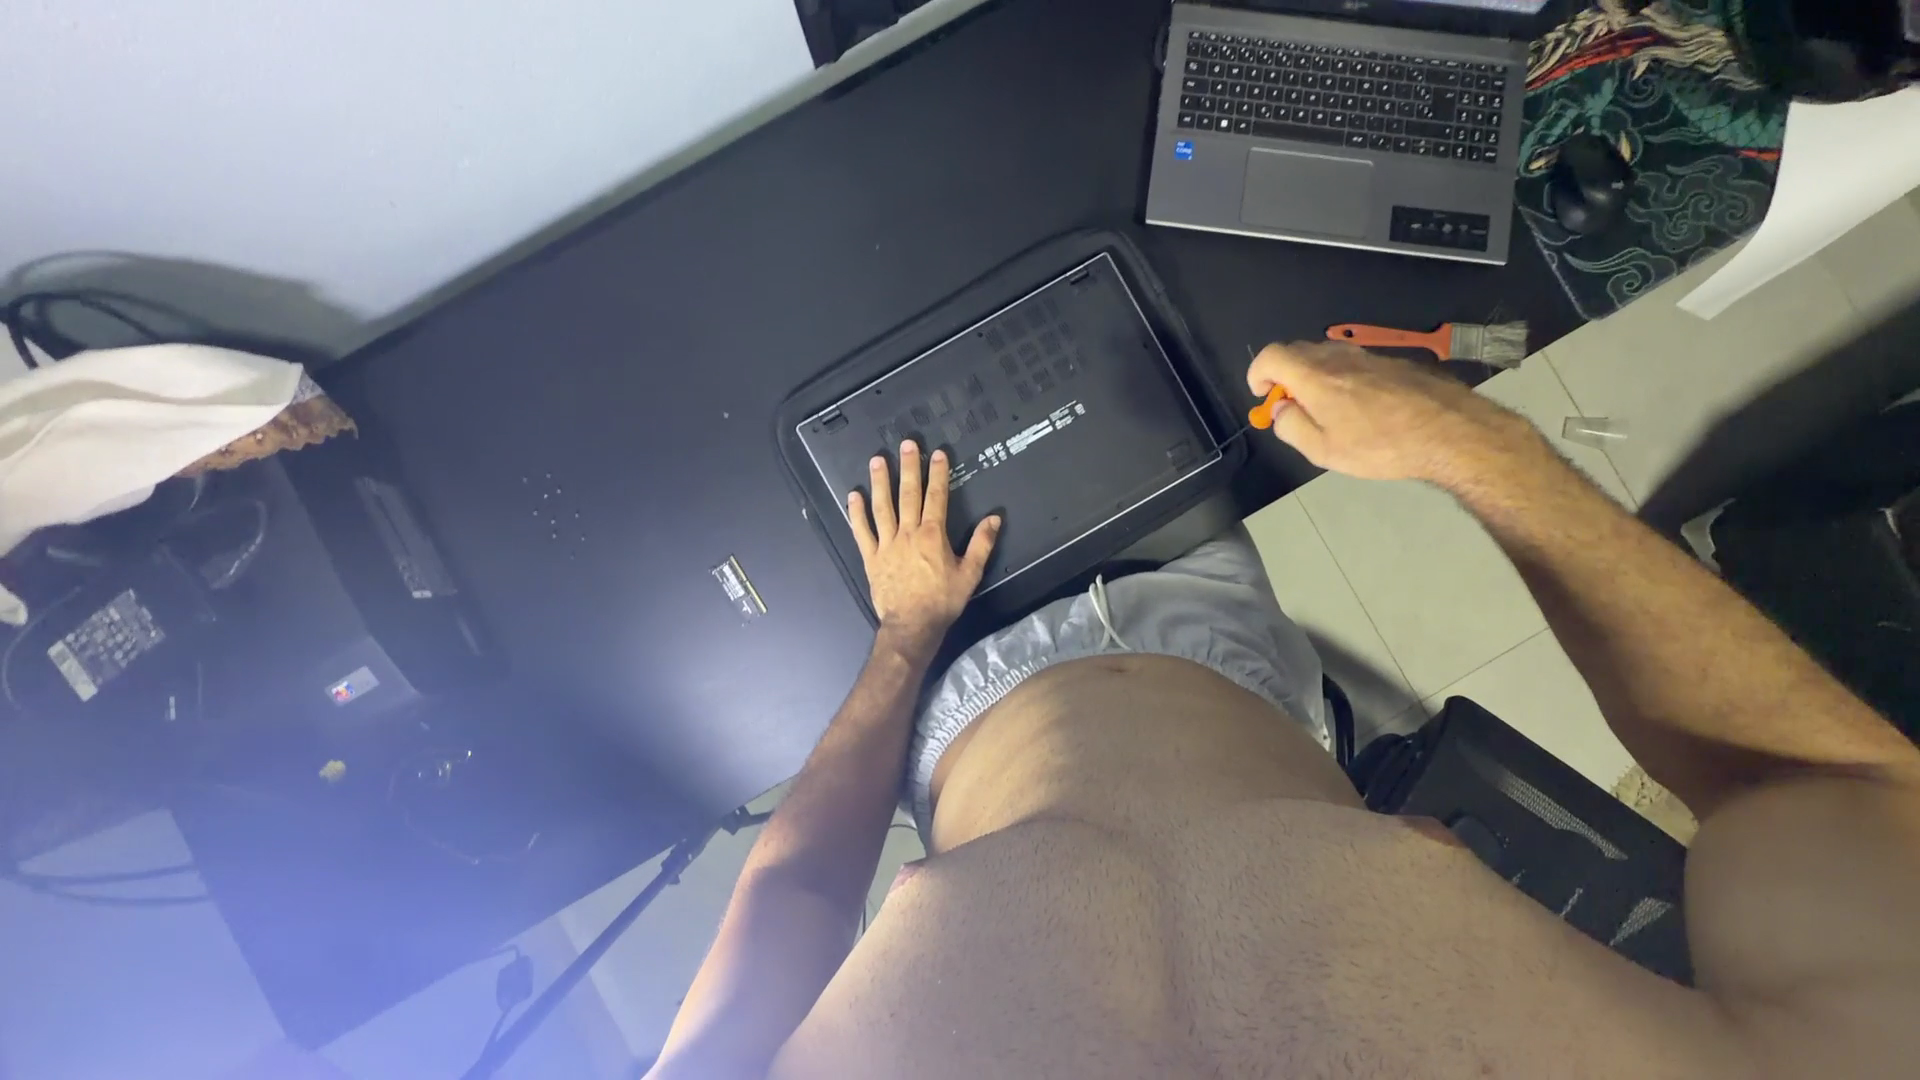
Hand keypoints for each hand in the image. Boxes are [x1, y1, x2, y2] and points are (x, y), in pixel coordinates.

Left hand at [848, 442, 1000, 655]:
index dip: (938, 474)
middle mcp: (908, 534)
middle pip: (908, 494)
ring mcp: (887, 544)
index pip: (937, 497)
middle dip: (909, 467)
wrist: (912, 626)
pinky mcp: (871, 558)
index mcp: (932, 535)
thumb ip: (982, 544)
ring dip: (880, 482)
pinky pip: (862, 532)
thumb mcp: (970, 574)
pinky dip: (856, 514)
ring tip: (878, 460)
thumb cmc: (942, 601)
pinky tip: (853, 497)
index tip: (937, 454)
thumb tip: (994, 519)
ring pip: (882, 507)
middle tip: (907, 444)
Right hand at [1246, 341, 1541, 487]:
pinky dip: (1343, 380)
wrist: (1451, 432)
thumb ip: (1291, 426)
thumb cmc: (1381, 445)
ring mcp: (1370, 357)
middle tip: (1291, 408)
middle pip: (1297, 352)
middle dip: (1284, 377)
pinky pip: (1355, 365)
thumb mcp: (1323, 450)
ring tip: (1326, 412)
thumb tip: (1280, 410)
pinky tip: (1361, 411)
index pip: (1271, 356)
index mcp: (1315, 376)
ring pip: (1328, 357)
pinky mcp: (1394, 364)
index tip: (1263, 396)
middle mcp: (1340, 358)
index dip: (1258, 373)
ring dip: (1314, 378)